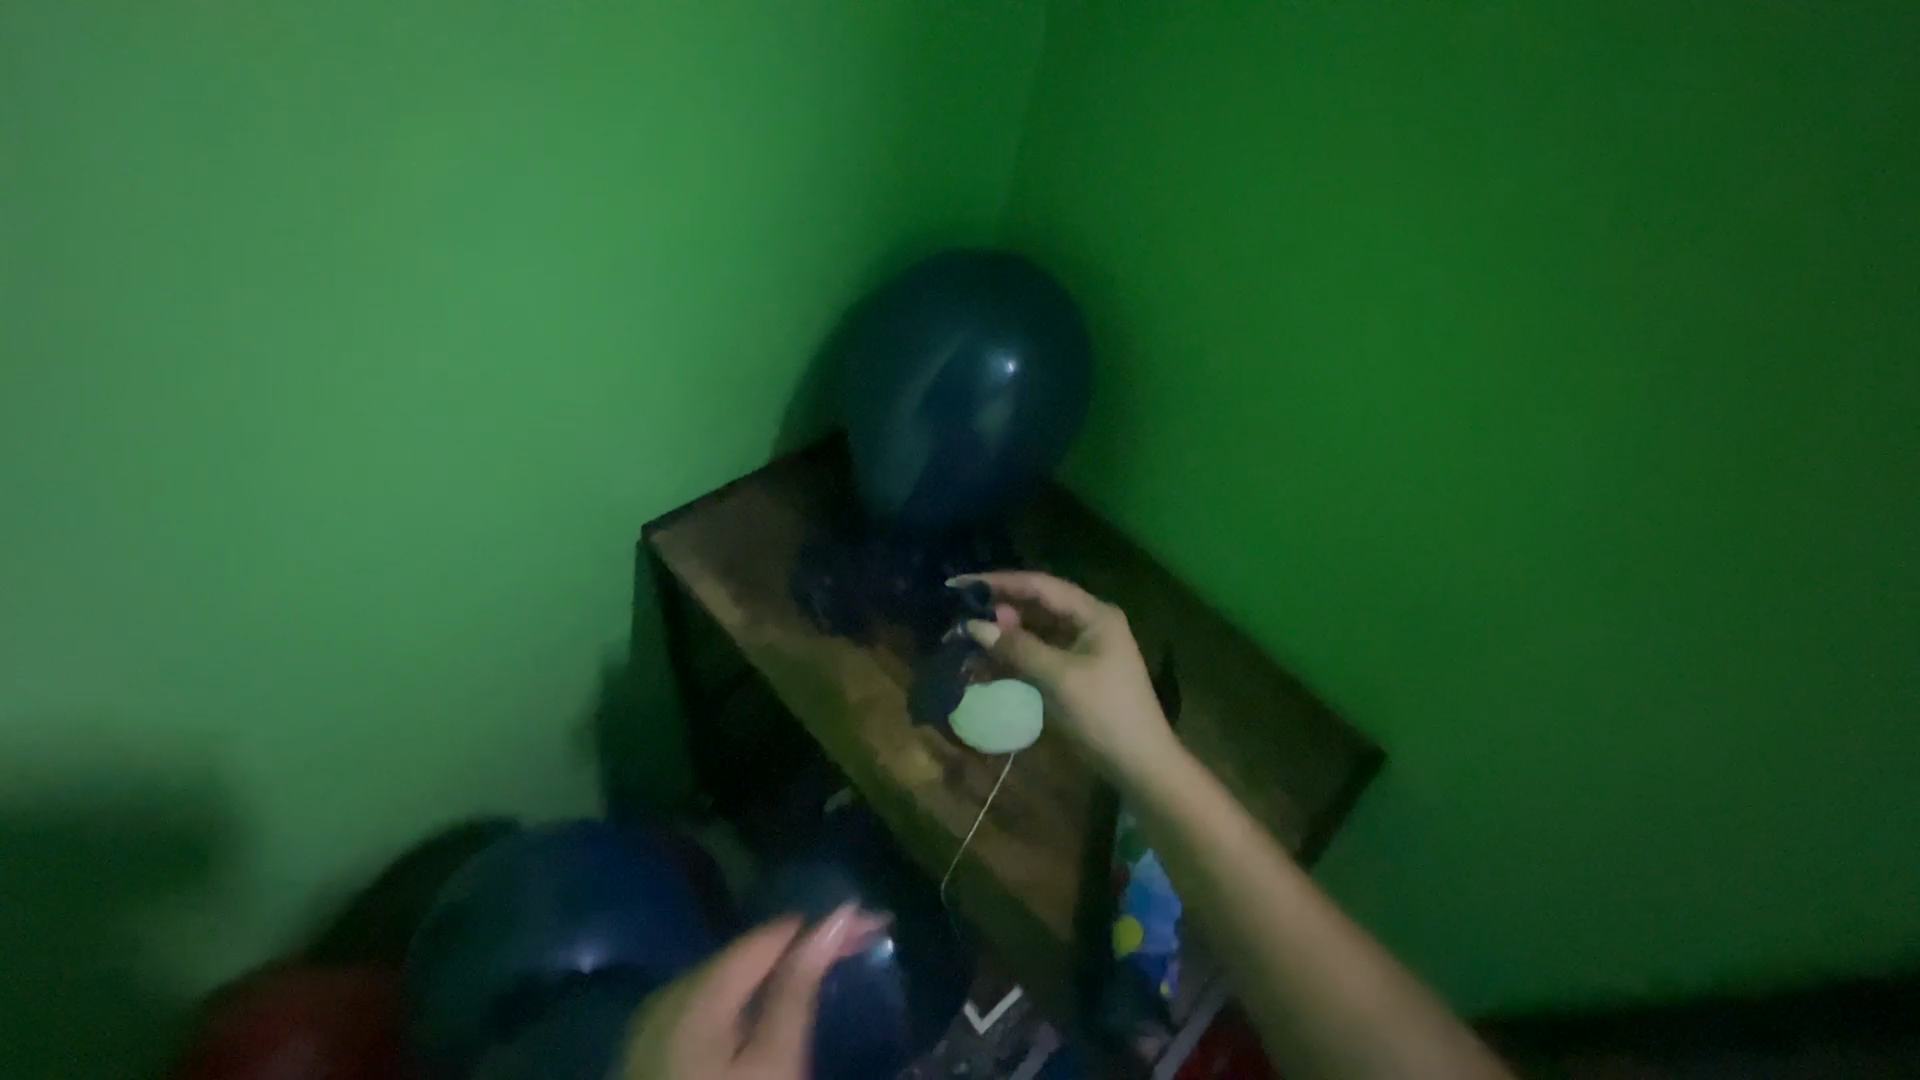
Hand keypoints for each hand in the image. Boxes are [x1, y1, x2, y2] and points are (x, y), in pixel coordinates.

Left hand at [620, 906, 887, 1079]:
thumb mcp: (775, 1062)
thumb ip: (800, 986)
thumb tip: (837, 918)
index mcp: (695, 991)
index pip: (773, 934)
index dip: (825, 925)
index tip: (872, 926)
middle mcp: (668, 994)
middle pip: (750, 952)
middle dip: (806, 944)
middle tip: (861, 941)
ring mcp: (656, 1025)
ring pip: (733, 976)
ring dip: (783, 968)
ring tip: (831, 963)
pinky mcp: (658, 1053)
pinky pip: (716, 1003)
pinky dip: (753, 996)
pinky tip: (780, 1000)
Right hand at [955, 571, 1180, 781]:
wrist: (1139, 764)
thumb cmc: (1105, 714)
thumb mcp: (1060, 678)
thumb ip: (1018, 648)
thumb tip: (974, 626)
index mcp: (1093, 614)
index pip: (1039, 586)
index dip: (998, 582)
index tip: (959, 584)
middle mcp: (1087, 623)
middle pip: (1035, 606)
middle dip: (997, 609)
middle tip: (957, 614)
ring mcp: (1080, 648)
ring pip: (1033, 631)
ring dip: (1002, 635)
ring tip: (964, 637)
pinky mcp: (1072, 672)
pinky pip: (1036, 654)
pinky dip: (1012, 657)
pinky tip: (984, 663)